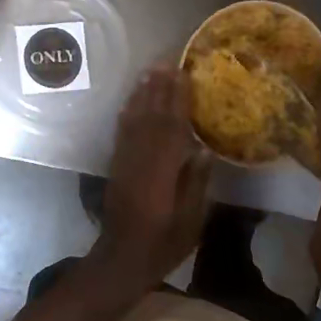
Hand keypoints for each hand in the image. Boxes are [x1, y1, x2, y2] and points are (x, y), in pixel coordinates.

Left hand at [94, 66, 211, 287]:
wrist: (122, 259)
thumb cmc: (163, 244)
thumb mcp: (190, 220)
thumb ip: (195, 183)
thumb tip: (204, 149)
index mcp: (162, 173)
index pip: (172, 128)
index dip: (178, 100)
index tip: (185, 74)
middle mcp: (141, 161)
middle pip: (151, 117)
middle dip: (159, 88)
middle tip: (167, 61)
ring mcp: (125, 163)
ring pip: (134, 122)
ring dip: (141, 95)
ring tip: (150, 72)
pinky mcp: (116, 169)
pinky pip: (122, 135)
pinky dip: (127, 115)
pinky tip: (131, 103)